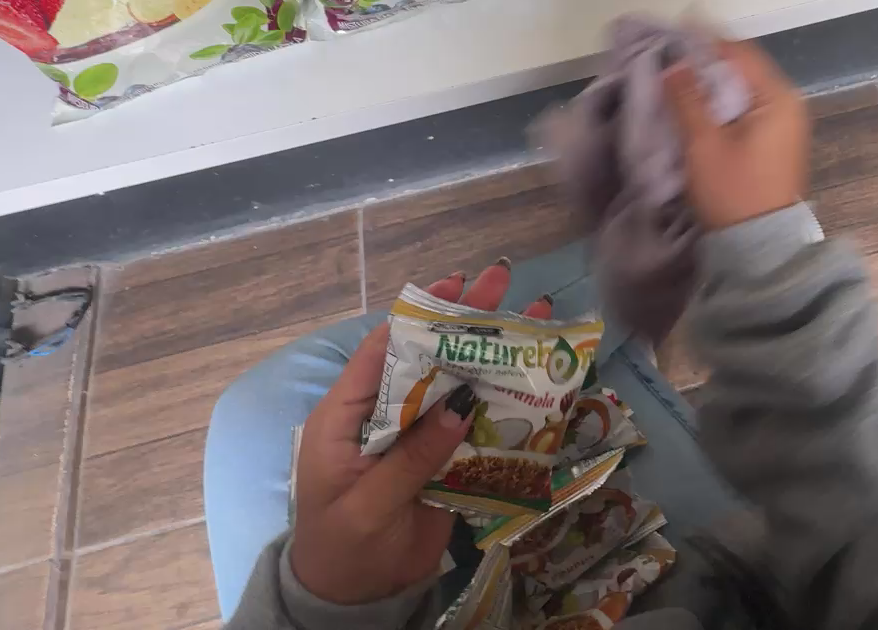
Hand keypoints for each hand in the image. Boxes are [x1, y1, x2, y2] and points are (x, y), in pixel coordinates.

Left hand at [288, 262, 550, 604]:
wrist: (356, 604)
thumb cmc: (343, 552)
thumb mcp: (369, 507)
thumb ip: (412, 457)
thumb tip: (462, 403)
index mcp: (348, 415)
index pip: (382, 349)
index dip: (417, 314)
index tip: (454, 285)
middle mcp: (386, 413)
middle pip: (427, 355)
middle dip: (464, 318)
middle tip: (501, 281)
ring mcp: (418, 433)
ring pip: (457, 381)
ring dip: (492, 352)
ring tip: (531, 315)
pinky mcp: (444, 455)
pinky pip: (475, 419)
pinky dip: (502, 396)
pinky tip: (533, 375)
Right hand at [665, 37, 810, 228]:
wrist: (760, 247)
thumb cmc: (733, 191)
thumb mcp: (703, 143)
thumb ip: (687, 98)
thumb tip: (674, 62)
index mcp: (778, 98)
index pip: (739, 53)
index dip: (704, 42)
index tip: (672, 37)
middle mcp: (788, 104)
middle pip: (743, 68)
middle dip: (706, 62)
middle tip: (670, 59)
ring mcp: (785, 124)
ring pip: (743, 89)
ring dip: (712, 83)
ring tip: (677, 80)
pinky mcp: (775, 141)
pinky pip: (747, 108)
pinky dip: (722, 103)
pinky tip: (697, 106)